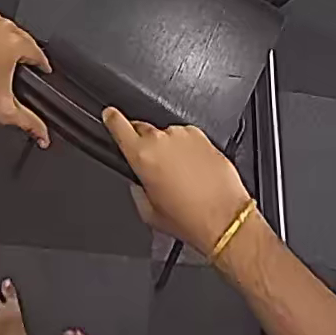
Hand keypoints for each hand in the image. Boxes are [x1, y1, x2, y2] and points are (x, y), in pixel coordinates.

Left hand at [0, 10, 51, 145]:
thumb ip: (32, 122)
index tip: (41, 69)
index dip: (42, 64)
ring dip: (7, 38)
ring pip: (4, 26)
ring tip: (4, 54)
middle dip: (24, 51)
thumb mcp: (7, 112)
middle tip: (22, 66)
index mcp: (14, 45)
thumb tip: (43, 134)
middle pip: (22, 37)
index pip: (38, 52)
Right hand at [101, 109, 251, 255]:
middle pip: (143, 130)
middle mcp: (162, 140)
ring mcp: (184, 136)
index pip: (119, 124)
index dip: (112, 118)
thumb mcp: (149, 212)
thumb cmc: (190, 219)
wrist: (225, 219)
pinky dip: (188, 150)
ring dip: (169, 149)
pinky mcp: (204, 136)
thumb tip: (139, 182)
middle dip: (145, 145)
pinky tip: (194, 172)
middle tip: (156, 169)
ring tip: (181, 176)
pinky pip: (188, 139)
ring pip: (168, 136)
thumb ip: (137, 189)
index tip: (110, 115)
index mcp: (142, 156)